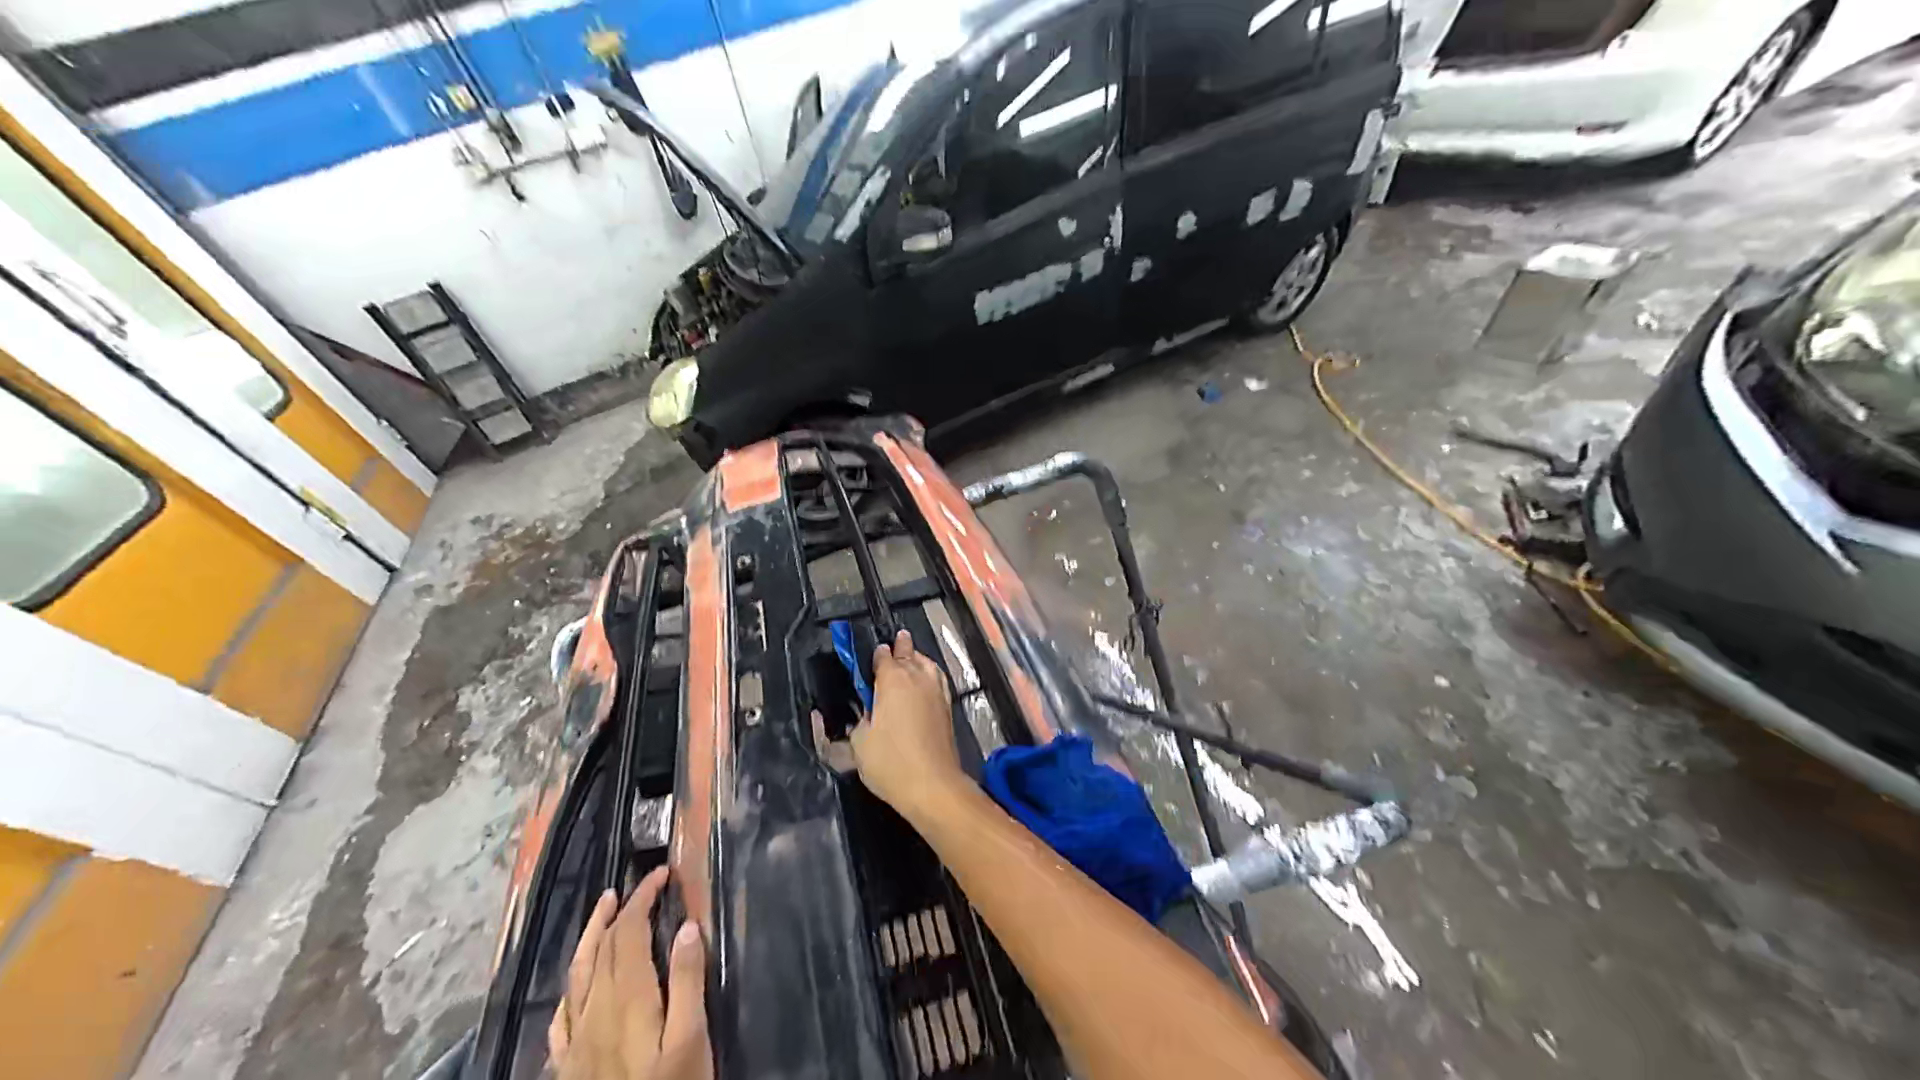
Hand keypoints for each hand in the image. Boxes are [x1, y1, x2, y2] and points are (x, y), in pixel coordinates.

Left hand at [549, 867, 710, 1079]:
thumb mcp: (692, 1040)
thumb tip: (686, 925)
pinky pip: (562, 1017)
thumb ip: (688, 981)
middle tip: (640, 884)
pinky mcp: (568, 1068)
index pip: (630, 933)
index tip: (663, 874)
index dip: (643, 898)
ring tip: (603, 909)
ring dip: (592, 936)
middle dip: (622, 910)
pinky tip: (576, 987)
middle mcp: (595, 1011)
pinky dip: (572, 987)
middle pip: (603, 947)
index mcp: (627, 999)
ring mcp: (577, 1041)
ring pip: (578, 974)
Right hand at [851, 630, 964, 820]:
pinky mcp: (948, 707)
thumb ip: (861, 720)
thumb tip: (867, 713)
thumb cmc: (890, 762)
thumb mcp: (859, 741)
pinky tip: (926, 682)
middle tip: (897, 639)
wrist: (933, 785)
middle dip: (900, 647)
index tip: (870, 653)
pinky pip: (937, 680)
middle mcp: (917, 677)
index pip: (881, 656)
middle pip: (908, 653)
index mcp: (892, 679)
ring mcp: (936, 691)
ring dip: (918, 659)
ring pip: (927, 664)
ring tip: (912, 657)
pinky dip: (930, 675)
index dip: (874, 654)